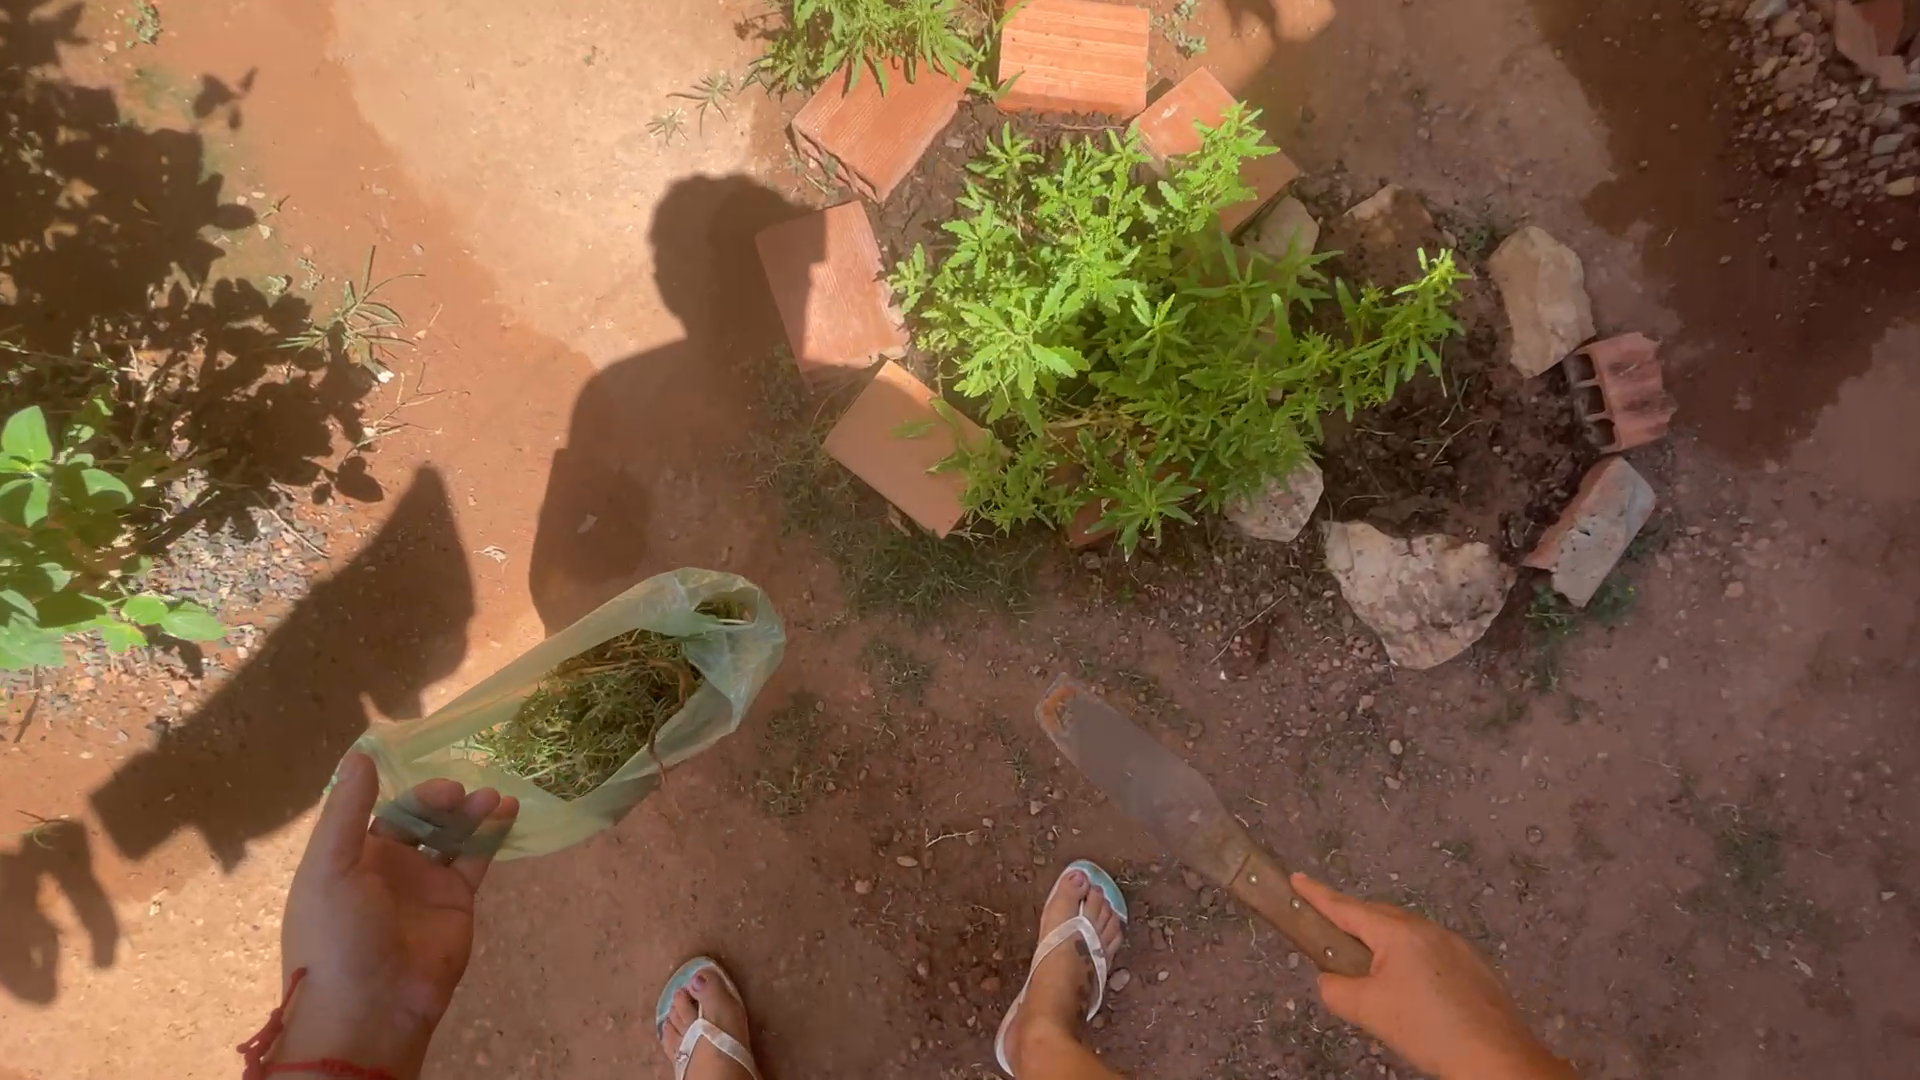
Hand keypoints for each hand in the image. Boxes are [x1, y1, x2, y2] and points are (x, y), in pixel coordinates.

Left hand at [270, 753, 518, 1077]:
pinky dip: (494, 833)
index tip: (443, 787)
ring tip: (495, 798)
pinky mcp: (458, 899)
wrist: (373, 1005)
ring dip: (474, 812)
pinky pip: (479, 856)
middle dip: (448, 800)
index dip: (414, 794)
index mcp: (353, 860)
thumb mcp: (330, 870)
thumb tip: (360, 752)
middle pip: (425, 819)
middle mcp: (391, 867)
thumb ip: (347, 811)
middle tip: (467, 794)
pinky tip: (509, 812)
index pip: (387, 812)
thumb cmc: (340, 935)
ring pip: (456, 834)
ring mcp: (427, 884)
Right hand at [1292, 873, 1575, 1079]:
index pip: (1345, 908)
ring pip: (1405, 933)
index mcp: (1397, 933)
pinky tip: (1417, 991)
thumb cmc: (1429, 1032)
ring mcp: (1456, 946)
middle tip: (1334, 940)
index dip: (1317, 893)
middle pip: (1376, 917)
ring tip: (1377, 975)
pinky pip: (1430, 950)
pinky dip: (1412, 960)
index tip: (1296, 877)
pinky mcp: (1477, 967)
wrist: (1502, 1066)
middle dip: (1353, 922)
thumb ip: (1335, 989)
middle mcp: (1426, 928)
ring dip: (1384, 944)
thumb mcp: (1368, 1012)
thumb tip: (1329, 980)